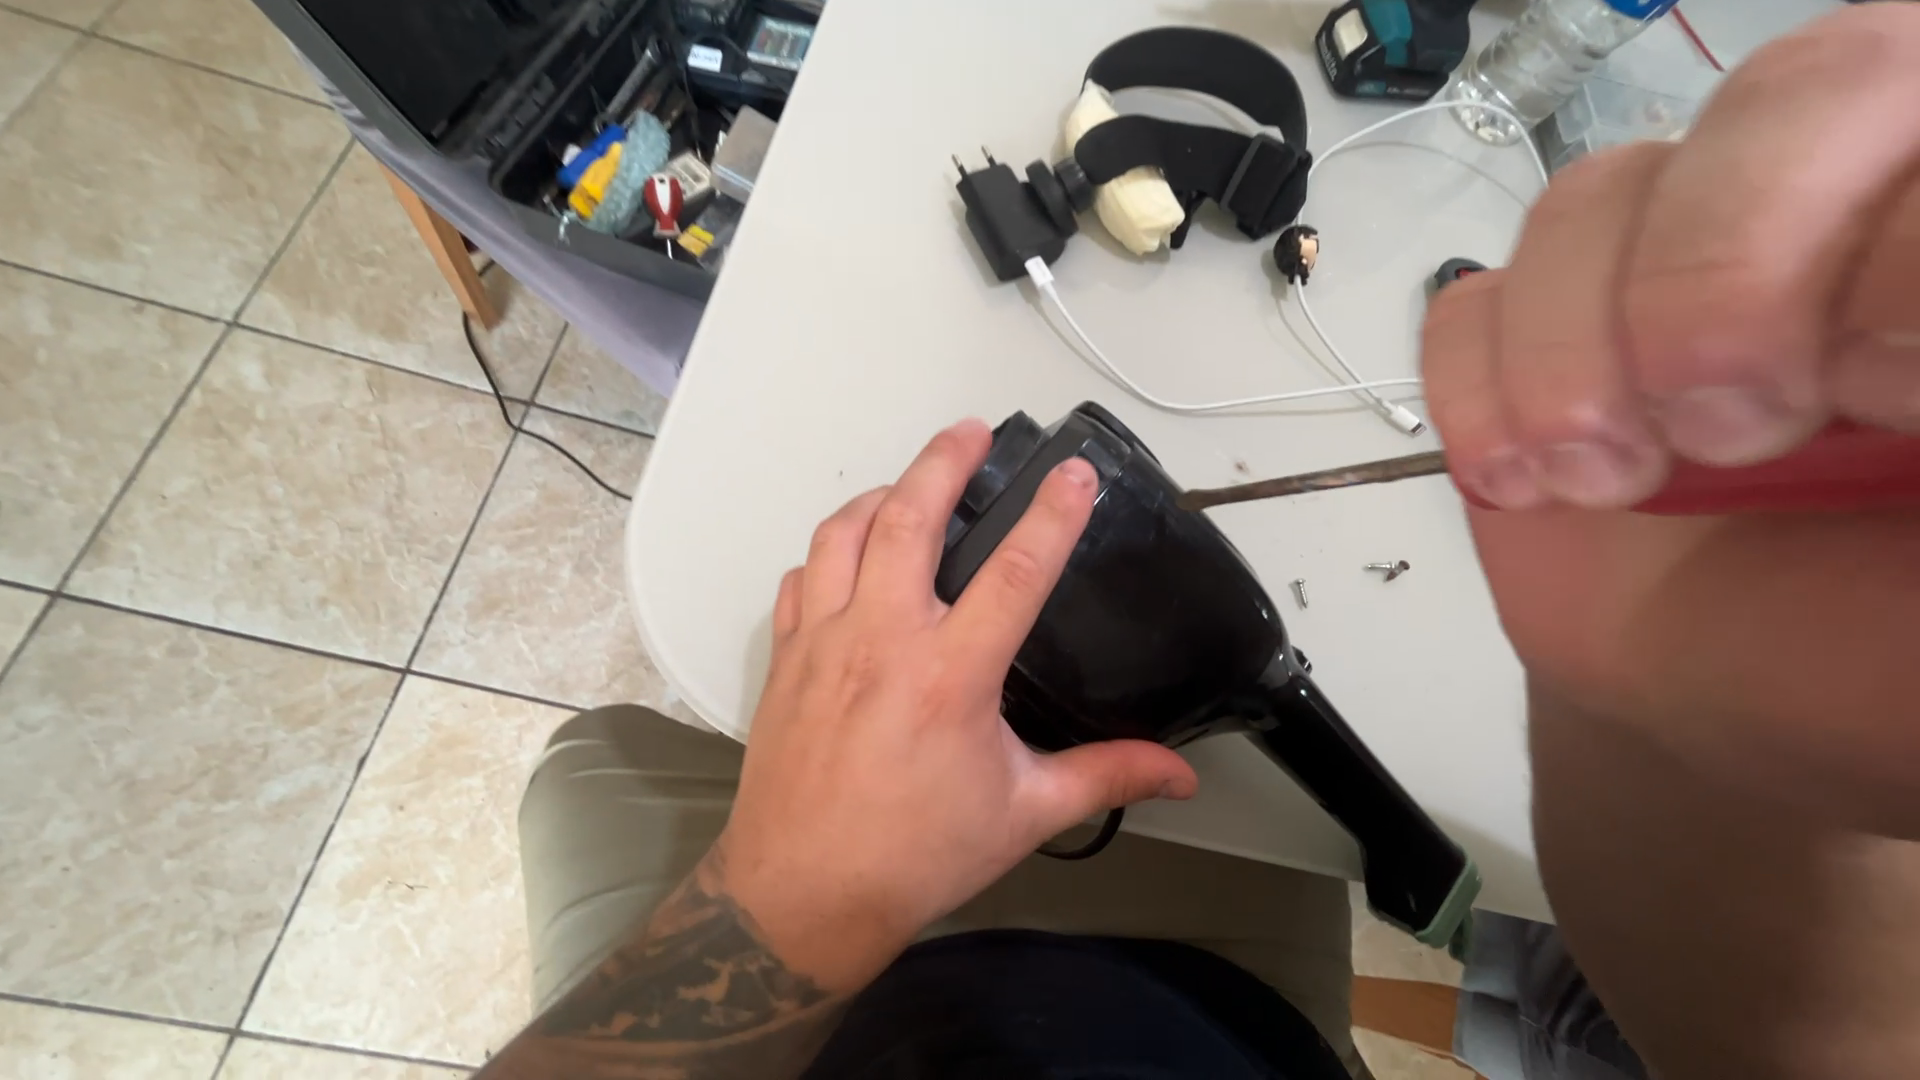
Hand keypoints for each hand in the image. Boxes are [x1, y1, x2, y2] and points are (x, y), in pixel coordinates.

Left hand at [711, 421, 1198, 990]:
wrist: (802, 896)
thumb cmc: (910, 857)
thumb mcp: (1022, 813)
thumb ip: (1104, 776)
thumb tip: (1175, 774)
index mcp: (949, 676)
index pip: (1015, 571)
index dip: (1052, 515)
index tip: (1074, 475)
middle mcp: (882, 641)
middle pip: (910, 517)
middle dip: (944, 460)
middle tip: (971, 432)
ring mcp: (825, 643)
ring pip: (845, 532)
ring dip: (881, 494)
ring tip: (910, 482)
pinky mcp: (787, 659)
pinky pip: (802, 578)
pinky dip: (830, 551)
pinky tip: (850, 554)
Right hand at [1421, 5, 1919, 832]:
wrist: (1711, 677)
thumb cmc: (1871, 649)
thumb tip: (1881, 345)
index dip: (1900, 266)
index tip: (1888, 412)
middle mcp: (1834, 209)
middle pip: (1788, 97)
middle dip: (1722, 279)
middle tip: (1727, 432)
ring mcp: (1649, 273)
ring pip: (1587, 204)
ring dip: (1572, 356)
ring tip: (1605, 482)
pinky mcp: (1518, 344)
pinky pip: (1463, 311)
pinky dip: (1473, 393)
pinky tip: (1521, 478)